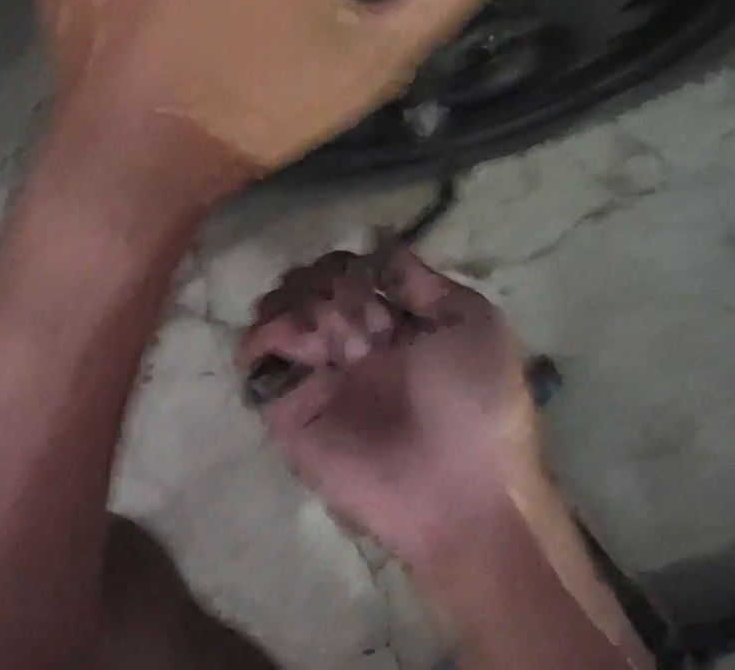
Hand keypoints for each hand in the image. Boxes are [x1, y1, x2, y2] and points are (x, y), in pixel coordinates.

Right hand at [239, 243, 542, 559]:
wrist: (460, 490)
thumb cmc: (477, 401)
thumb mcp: (472, 320)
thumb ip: (422, 279)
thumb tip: (377, 244)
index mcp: (390, 323)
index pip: (347, 271)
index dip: (355, 270)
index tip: (379, 298)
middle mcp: (349, 343)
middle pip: (309, 283)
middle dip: (329, 286)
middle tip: (362, 324)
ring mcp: (317, 374)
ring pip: (278, 310)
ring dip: (299, 304)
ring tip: (331, 337)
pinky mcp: (289, 409)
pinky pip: (257, 358)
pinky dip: (265, 336)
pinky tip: (303, 344)